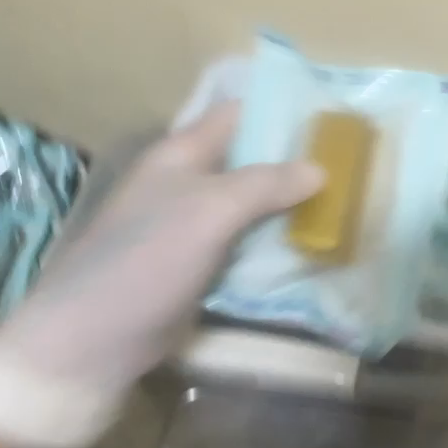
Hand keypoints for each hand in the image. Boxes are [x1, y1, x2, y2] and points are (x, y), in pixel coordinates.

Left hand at [0, 103, 321, 447]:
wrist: (96, 336)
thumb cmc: (147, 261)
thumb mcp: (209, 211)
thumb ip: (264, 185)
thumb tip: (320, 168)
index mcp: (182, 156)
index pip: (237, 115)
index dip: (280, 112)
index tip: (332, 121)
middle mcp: (189, 184)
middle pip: (250, 162)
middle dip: (295, 164)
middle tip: (351, 172)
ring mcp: (194, 228)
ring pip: (252, 207)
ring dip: (290, 208)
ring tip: (343, 209)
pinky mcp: (201, 267)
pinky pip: (248, 245)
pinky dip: (276, 245)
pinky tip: (309, 250)